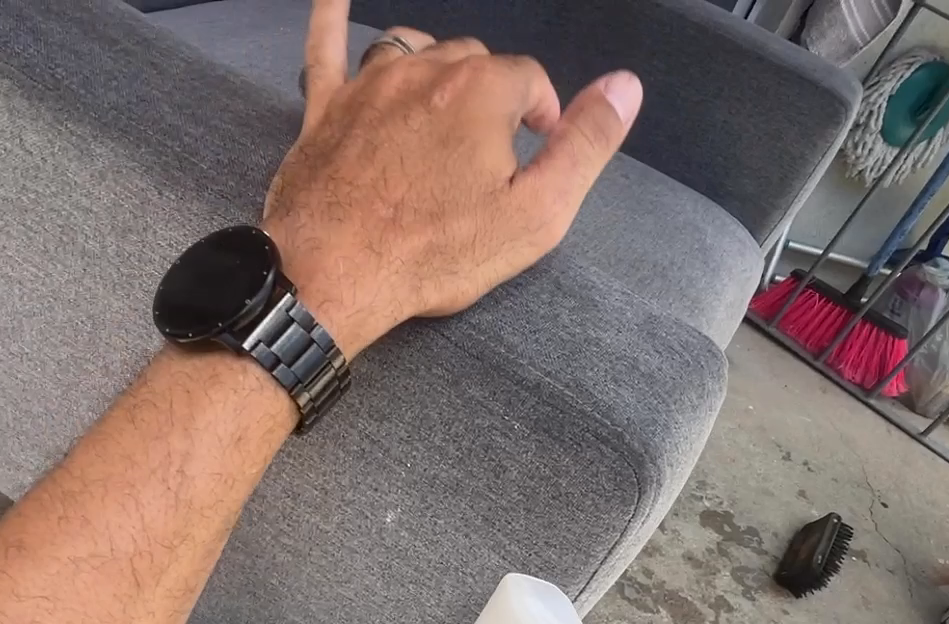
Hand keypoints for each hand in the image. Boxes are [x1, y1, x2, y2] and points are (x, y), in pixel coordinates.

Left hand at [264, 0, 642, 354]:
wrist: (336, 273)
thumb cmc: (437, 253)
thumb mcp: (535, 215)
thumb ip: (585, 147)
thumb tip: (625, 86)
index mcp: (483, 91)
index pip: (529, 80)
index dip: (540, 113)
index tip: (537, 146)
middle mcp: (426, 68)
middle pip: (472, 63)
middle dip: (488, 98)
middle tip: (486, 154)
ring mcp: (368, 84)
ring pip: (413, 51)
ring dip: (434, 72)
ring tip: (441, 114)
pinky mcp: (323, 108)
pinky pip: (326, 45)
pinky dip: (332, 17)